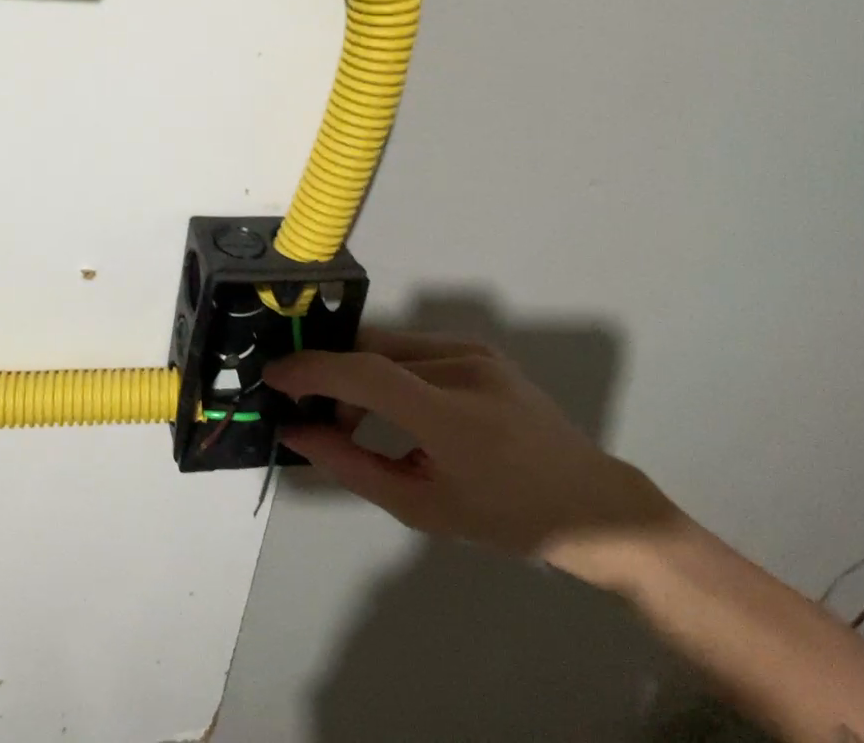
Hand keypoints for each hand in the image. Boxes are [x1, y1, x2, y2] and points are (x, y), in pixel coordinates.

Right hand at [267, 328, 685, 585]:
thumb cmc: (504, 518)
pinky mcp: (482, 350)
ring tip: (353, 420)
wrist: (589, 503)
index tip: (273, 378)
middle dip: (331, 375)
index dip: (313, 369)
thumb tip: (295, 431)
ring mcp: (478, 353)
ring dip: (358, 374)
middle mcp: (466, 369)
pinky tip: (390, 409)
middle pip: (372, 349)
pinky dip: (386, 371)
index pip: (368, 373)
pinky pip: (415, 349)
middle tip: (313, 413)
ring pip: (389, 346)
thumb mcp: (420, 507)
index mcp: (455, 418)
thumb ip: (350, 465)